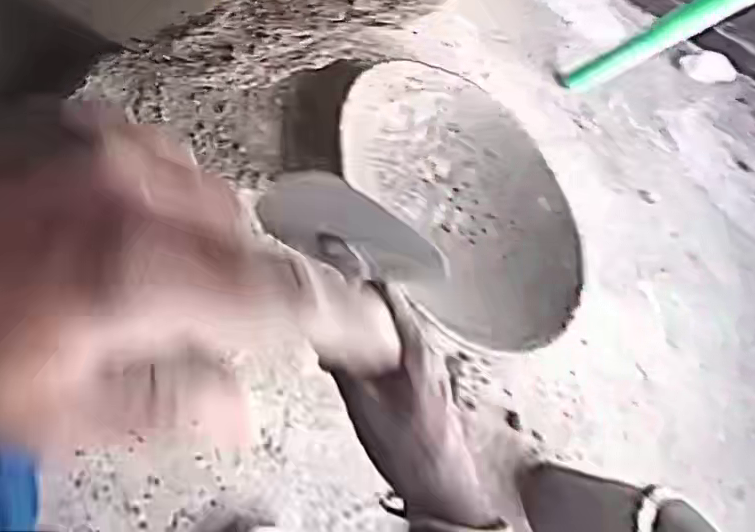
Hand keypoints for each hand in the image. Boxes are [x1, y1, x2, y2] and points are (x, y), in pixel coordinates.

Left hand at [0, 104, 399, 453]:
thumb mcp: (44, 406)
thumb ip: (157, 401)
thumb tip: (236, 402)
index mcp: (130, 260)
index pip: (273, 290)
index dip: (336, 314)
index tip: (371, 328)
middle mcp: (118, 174)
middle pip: (231, 221)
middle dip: (242, 271)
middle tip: (215, 313)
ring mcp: (76, 127)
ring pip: (182, 172)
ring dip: (190, 220)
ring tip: (150, 264)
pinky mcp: (38, 107)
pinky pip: (127, 142)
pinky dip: (142, 180)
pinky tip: (102, 210)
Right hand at [327, 281, 501, 528]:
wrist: (443, 495)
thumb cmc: (413, 455)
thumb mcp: (361, 401)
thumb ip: (338, 356)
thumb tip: (311, 325)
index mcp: (416, 348)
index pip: (383, 288)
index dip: (350, 271)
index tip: (325, 259)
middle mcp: (427, 351)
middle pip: (383, 301)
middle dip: (347, 292)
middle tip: (317, 287)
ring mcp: (427, 364)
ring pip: (384, 322)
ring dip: (354, 315)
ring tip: (325, 317)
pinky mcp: (421, 377)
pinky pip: (388, 339)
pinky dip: (364, 335)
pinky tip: (345, 348)